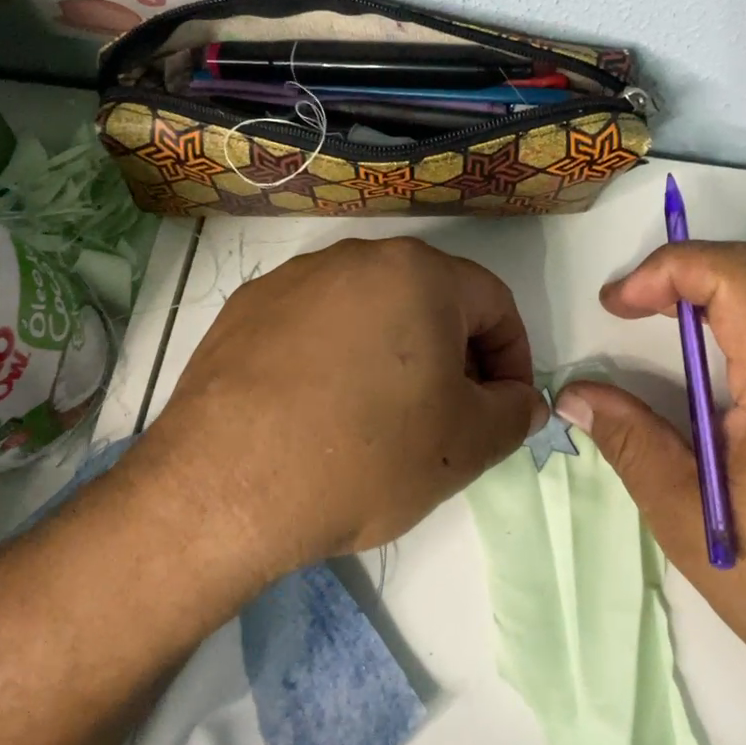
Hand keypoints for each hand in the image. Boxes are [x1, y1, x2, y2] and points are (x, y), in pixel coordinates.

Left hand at [143, 237, 547, 580]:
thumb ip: (513, 413)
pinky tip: (320, 414)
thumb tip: (520, 400)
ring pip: (368, 313)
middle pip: (428, 301)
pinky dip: (334, 361)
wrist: (225, 486)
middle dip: (452, 356)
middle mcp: (353, 258)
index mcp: (417, 272)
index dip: (512, 358)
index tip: (503, 409)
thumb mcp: (466, 445)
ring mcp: (291, 280)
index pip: (493, 303)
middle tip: (448, 418)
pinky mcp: (244, 311)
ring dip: (392, 357)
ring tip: (381, 421)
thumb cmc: (367, 455)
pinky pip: (314, 328)